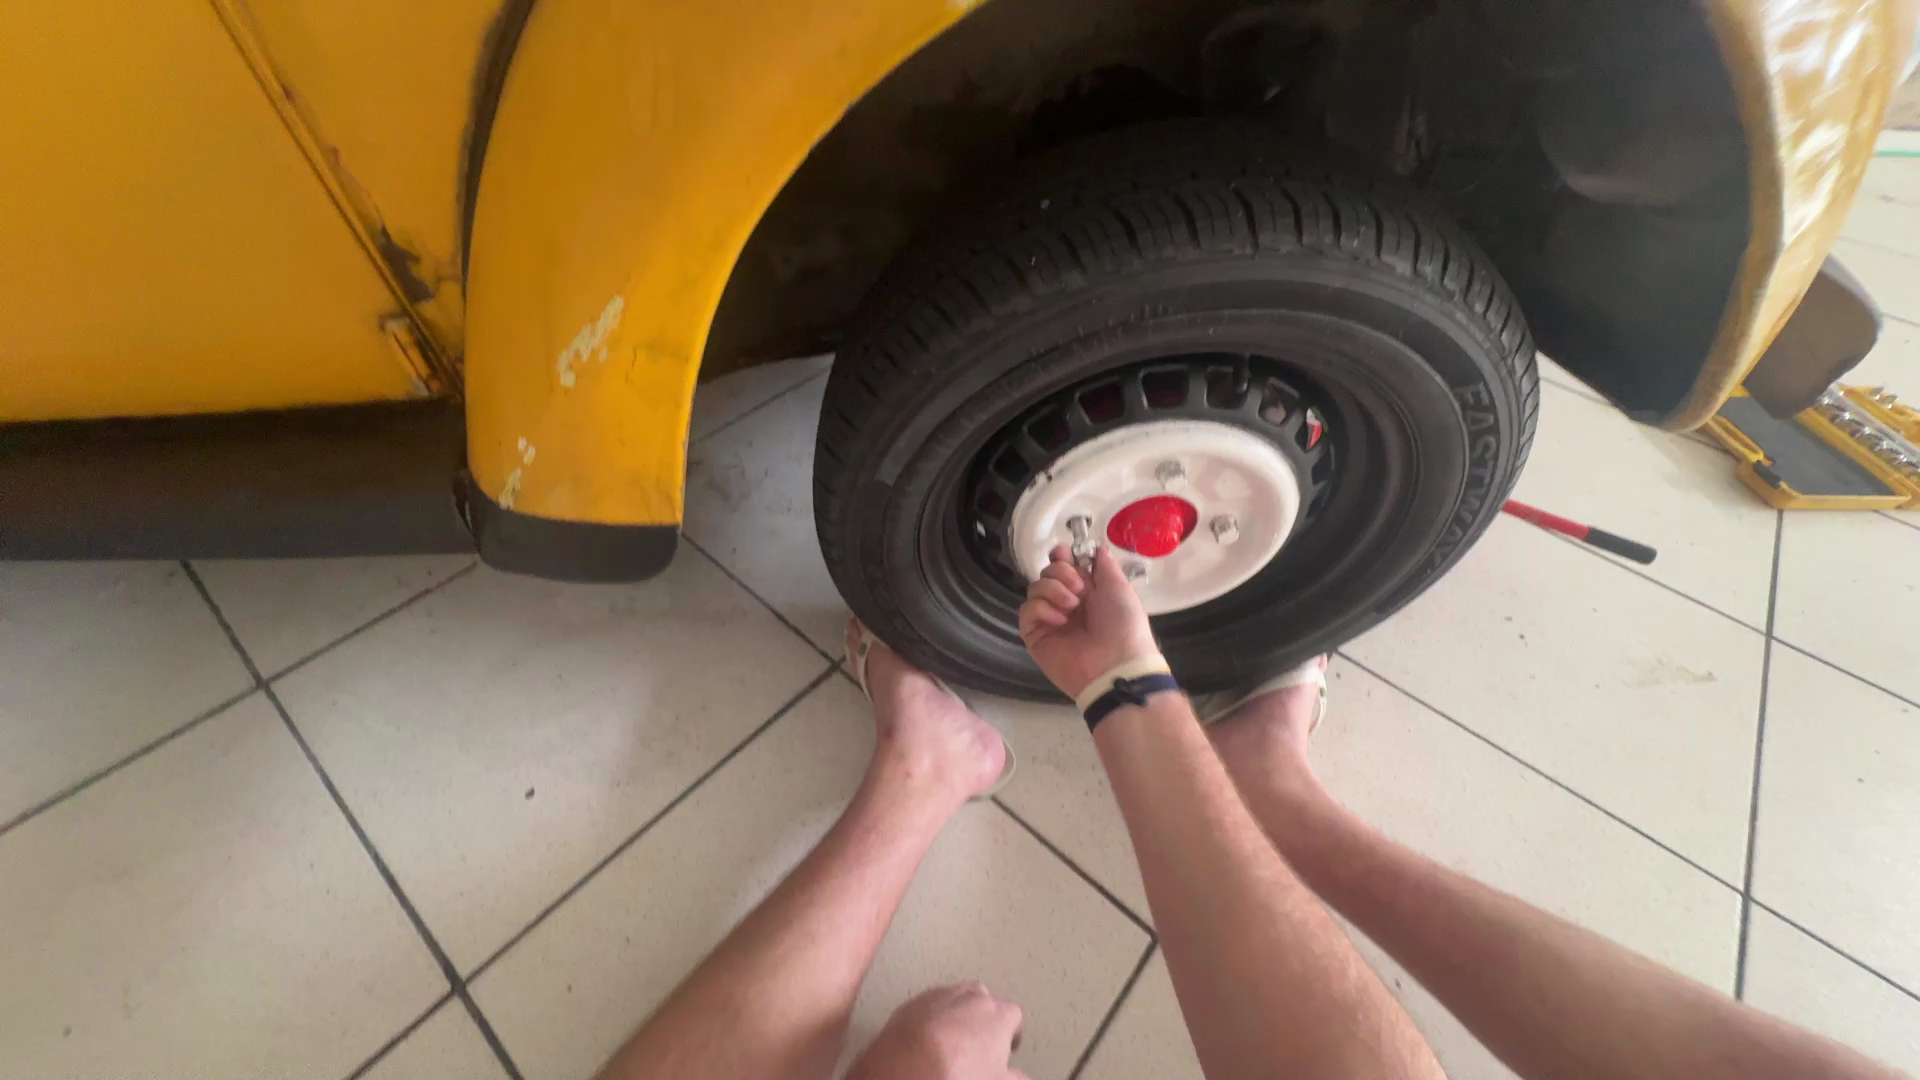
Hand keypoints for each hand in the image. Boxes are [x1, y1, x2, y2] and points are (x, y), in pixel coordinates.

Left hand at [847, 982, 1027, 1079]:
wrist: (906, 1072)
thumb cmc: (957, 1077)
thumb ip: (1015, 1078)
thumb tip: (1019, 1077)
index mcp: (997, 1014)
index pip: (1014, 1017)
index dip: (1011, 1035)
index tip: (1007, 1050)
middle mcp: (971, 996)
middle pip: (984, 1002)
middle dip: (983, 1021)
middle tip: (977, 1050)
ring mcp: (940, 995)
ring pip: (956, 1000)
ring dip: (958, 1016)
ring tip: (951, 1046)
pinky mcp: (912, 1002)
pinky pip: (930, 1006)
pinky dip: (933, 1018)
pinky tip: (927, 1042)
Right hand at [1017, 545, 1159, 699]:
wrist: (1114, 664)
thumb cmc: (1122, 624)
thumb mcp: (1119, 586)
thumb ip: (1103, 564)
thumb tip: (1094, 548)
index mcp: (1086, 589)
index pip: (1062, 563)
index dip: (1061, 556)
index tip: (1067, 556)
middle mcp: (1066, 601)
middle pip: (1047, 571)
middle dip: (1061, 573)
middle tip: (1079, 590)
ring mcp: (1049, 618)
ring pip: (1035, 587)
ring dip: (1053, 590)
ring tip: (1071, 608)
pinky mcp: (1035, 634)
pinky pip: (1027, 610)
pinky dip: (1042, 609)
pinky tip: (1060, 620)